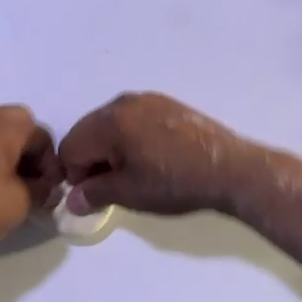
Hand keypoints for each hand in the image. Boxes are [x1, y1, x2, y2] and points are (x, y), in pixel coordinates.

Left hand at [0, 106, 60, 255]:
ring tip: (10, 190)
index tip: (49, 189)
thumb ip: (43, 188)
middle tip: (33, 187)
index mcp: (3, 123)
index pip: (42, 136)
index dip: (51, 164)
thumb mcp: (24, 201)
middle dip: (29, 157)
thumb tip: (46, 186)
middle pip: (17, 129)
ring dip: (8, 158)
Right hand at [58, 93, 261, 216]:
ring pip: (108, 124)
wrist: (231, 169)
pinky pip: (130, 119)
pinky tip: (149, 158)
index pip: (70, 148)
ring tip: (132, 173)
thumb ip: (94, 194)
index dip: (74, 175)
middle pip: (86, 132)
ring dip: (108, 148)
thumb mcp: (130, 194)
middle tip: (111, 186)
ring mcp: (145, 99)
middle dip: (89, 160)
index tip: (93, 195)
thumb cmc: (175, 183)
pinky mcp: (164, 103)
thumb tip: (71, 201)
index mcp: (109, 122)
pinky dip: (128, 138)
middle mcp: (122, 103)